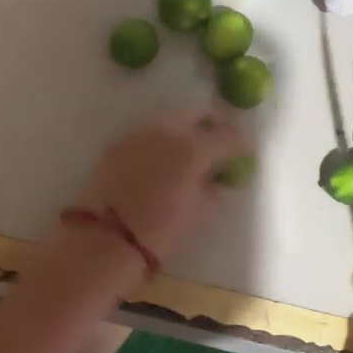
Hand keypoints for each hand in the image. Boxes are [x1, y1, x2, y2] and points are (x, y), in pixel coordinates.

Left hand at [67, 106, 248, 269]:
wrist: (105, 239)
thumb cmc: (160, 231)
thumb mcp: (199, 213)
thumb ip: (215, 189)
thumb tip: (220, 179)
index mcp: (194, 148)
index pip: (228, 135)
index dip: (242, 143)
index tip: (247, 152)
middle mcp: (167, 131)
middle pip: (198, 114)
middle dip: (213, 124)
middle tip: (221, 142)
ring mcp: (139, 134)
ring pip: (171, 120)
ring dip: (186, 129)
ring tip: (192, 151)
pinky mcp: (118, 144)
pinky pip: (148, 133)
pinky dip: (162, 140)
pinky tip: (164, 160)